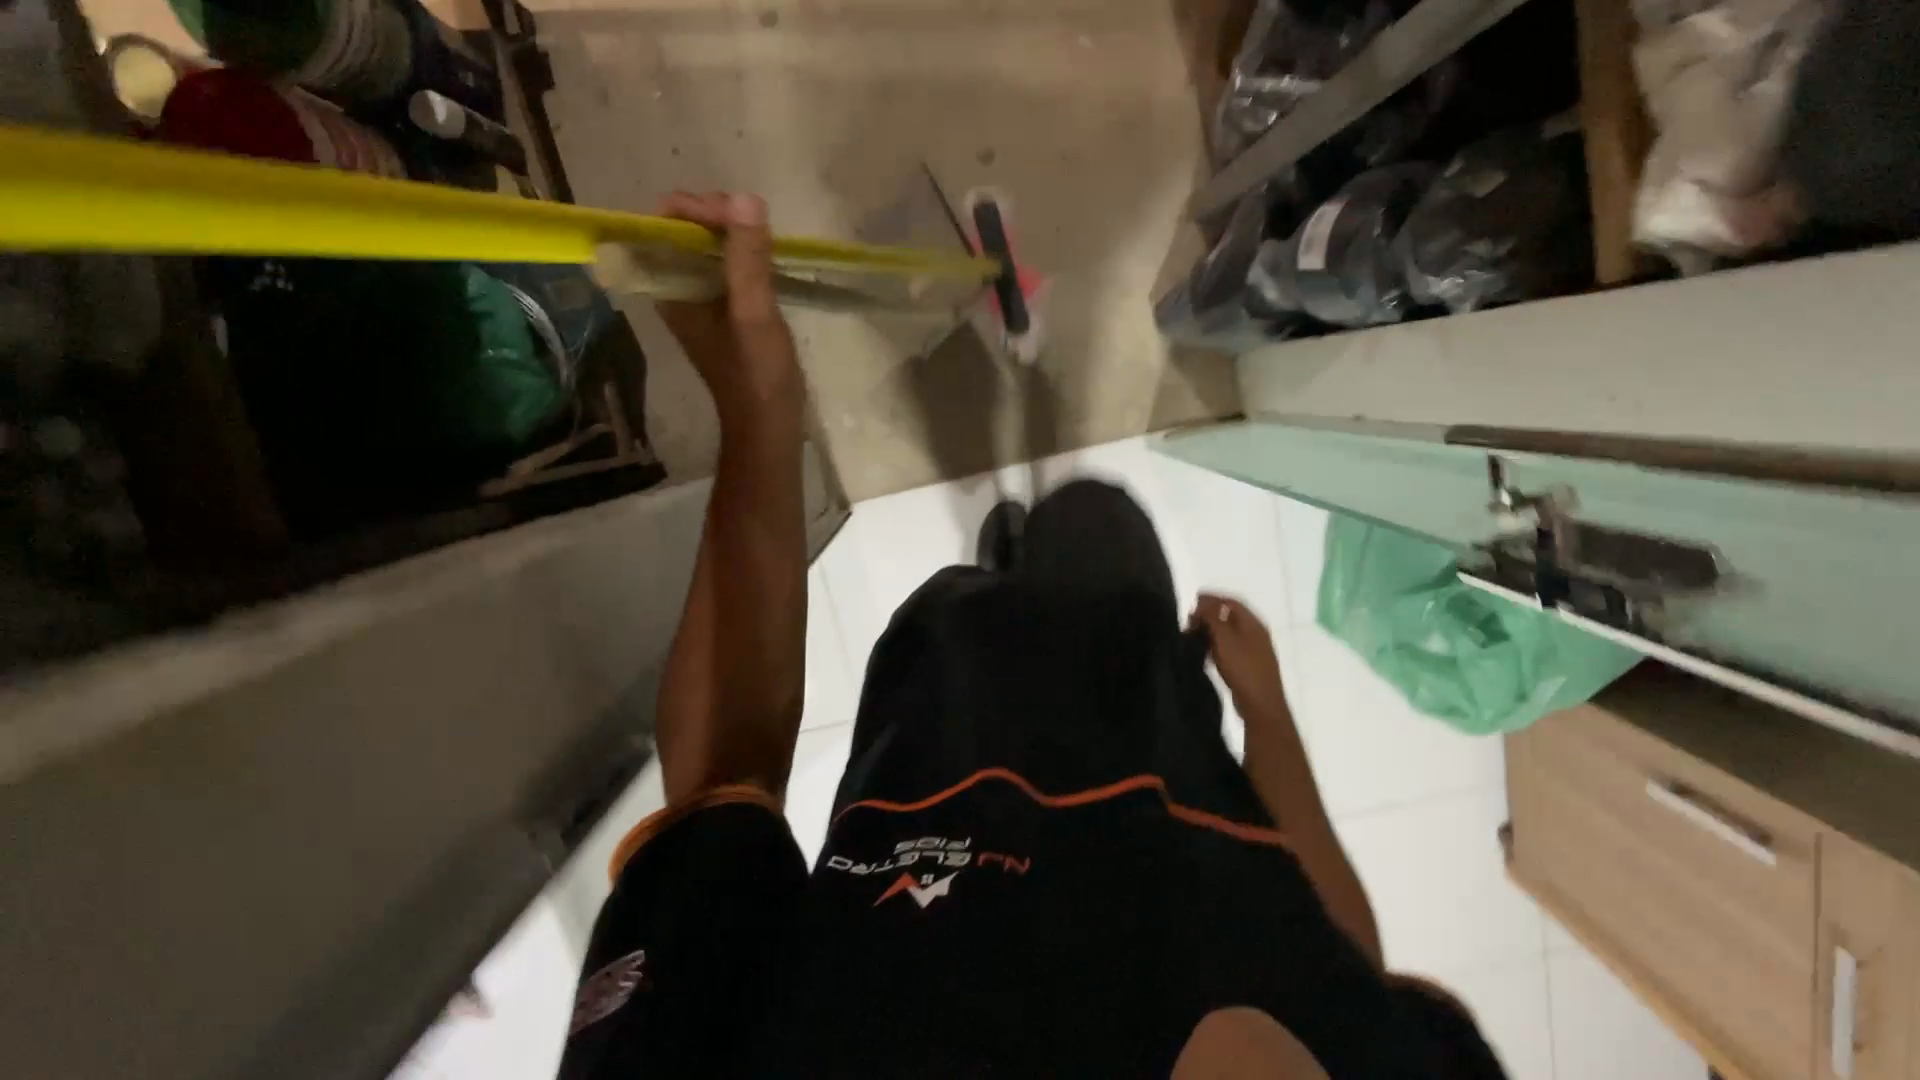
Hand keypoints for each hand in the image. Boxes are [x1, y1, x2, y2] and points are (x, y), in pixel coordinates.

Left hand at [655, 191, 803, 433]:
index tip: (737, 217)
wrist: (768, 423)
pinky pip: (728, 265)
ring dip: (736, 234)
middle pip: (687, 228)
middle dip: (720, 217)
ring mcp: (701, 298)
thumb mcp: (754, 313)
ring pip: (710, 245)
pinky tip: (770, 261)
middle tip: (758, 229)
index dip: (697, 208)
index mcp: (670, 287)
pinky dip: (746, 254)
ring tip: (768, 242)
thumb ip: (747, 259)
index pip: (665, 223)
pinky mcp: (724, 307)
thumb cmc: (757, 373)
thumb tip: (746, 199)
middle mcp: (678, 287)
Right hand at [1189, 593, 1286, 718]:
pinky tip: (1204, 654)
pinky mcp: (1248, 665)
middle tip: (1189, 621)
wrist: (1261, 704)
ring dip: (1211, 631)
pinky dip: (1215, 646)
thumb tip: (1203, 603)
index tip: (1193, 600)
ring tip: (1192, 636)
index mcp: (1253, 623)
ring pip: (1229, 633)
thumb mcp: (1225, 639)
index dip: (1212, 598)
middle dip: (1209, 615)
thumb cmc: (1243, 668)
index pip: (1231, 601)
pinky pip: (1229, 648)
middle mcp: (1256, 633)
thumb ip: (1213, 617)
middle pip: (1230, 616)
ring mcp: (1254, 650)